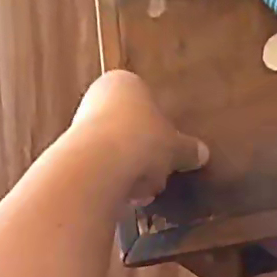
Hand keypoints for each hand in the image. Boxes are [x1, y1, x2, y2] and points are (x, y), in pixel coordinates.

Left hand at [68, 69, 209, 203]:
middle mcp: (100, 94)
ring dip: (133, 172)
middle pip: (133, 130)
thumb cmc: (144, 141)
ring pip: (119, 151)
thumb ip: (189, 149)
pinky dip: (116, 180)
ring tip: (142, 189)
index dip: (163, 134)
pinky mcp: (74, 150)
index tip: (169, 155)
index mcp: (126, 82)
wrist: (101, 163)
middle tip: (157, 174)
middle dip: (146, 156)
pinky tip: (125, 194)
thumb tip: (203, 153)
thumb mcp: (177, 147)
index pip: (151, 106)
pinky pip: (104, 167)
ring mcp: (83, 121)